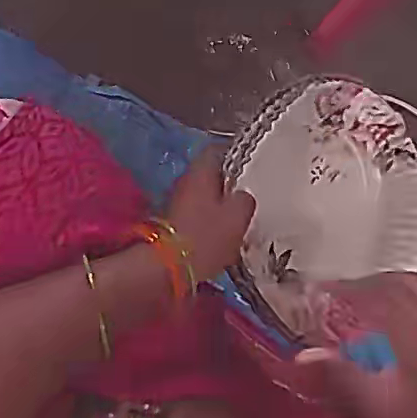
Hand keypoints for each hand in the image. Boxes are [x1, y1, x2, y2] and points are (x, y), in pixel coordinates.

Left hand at [163, 148, 254, 282]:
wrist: (167, 267)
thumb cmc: (206, 235)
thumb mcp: (237, 215)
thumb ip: (245, 199)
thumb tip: (242, 196)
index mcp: (201, 172)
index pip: (216, 150)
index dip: (234, 155)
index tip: (249, 166)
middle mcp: (185, 181)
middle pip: (209, 174)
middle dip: (228, 184)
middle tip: (248, 196)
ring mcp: (175, 202)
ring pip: (203, 196)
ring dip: (219, 205)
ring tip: (238, 220)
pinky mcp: (172, 224)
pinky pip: (196, 215)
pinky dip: (209, 221)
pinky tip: (222, 237)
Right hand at [294, 273, 416, 417]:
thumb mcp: (372, 406)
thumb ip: (337, 375)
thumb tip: (302, 355)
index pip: (372, 295)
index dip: (342, 291)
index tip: (318, 293)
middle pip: (396, 286)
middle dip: (363, 286)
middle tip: (338, 294)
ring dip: (392, 284)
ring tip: (369, 292)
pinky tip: (416, 295)